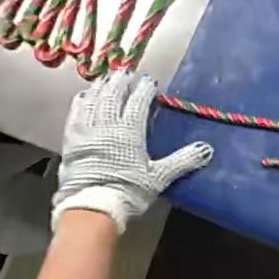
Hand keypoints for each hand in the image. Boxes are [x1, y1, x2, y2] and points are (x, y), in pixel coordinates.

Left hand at [52, 72, 211, 231]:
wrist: (92, 206)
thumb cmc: (127, 192)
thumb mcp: (158, 178)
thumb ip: (182, 161)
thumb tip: (207, 148)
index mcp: (130, 131)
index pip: (138, 102)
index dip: (145, 89)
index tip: (149, 82)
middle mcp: (108, 125)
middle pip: (113, 95)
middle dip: (120, 81)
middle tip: (125, 72)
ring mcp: (87, 130)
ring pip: (94, 100)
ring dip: (101, 87)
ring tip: (106, 79)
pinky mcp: (72, 140)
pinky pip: (76, 113)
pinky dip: (81, 102)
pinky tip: (84, 96)